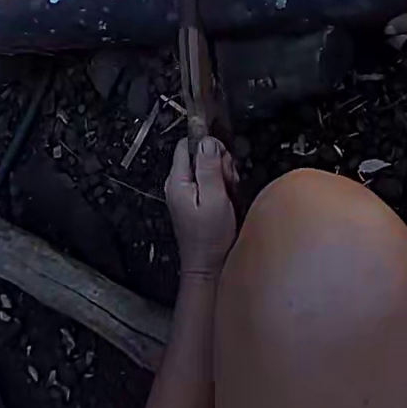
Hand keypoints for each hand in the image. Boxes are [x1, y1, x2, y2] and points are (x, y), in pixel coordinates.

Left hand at [165, 136, 239, 277]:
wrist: (209, 266)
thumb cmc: (210, 238)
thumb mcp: (214, 198)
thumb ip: (209, 168)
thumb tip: (206, 141)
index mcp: (178, 181)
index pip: (187, 144)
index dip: (208, 146)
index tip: (222, 159)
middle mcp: (179, 184)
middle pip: (200, 154)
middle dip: (219, 162)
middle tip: (227, 181)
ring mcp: (187, 192)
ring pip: (208, 167)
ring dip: (223, 175)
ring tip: (228, 193)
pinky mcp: (196, 199)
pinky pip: (211, 181)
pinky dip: (222, 186)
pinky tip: (227, 198)